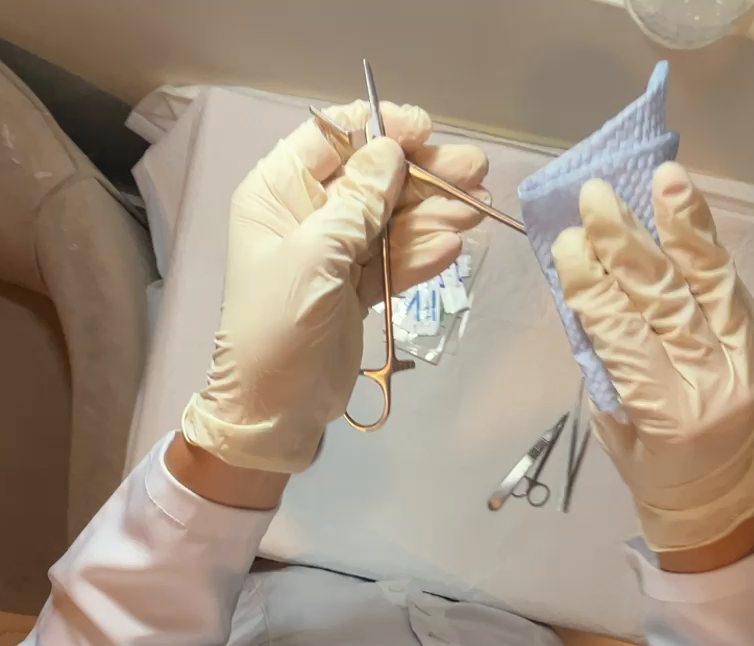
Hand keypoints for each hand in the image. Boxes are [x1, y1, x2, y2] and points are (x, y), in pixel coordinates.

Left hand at [180, 101, 489, 473]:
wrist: (275, 407)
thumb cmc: (281, 326)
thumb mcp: (316, 256)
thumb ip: (358, 202)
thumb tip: (390, 150)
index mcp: (277, 192)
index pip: (332, 139)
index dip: (380, 130)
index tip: (425, 132)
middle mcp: (305, 214)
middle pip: (371, 178)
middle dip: (421, 174)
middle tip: (475, 171)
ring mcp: (333, 253)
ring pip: (389, 220)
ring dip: (432, 213)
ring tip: (477, 207)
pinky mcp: (354, 288)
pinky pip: (391, 260)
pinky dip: (420, 254)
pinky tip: (453, 246)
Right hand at [553, 163, 753, 552]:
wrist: (714, 492)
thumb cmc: (647, 464)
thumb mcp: (612, 422)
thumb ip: (604, 360)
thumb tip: (587, 288)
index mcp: (669, 416)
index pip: (625, 339)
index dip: (594, 290)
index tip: (566, 245)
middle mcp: (717, 383)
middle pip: (668, 301)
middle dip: (628, 246)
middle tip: (596, 198)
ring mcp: (750, 358)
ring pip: (711, 283)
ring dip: (681, 227)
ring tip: (659, 179)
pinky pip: (731, 285)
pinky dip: (705, 244)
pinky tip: (684, 208)